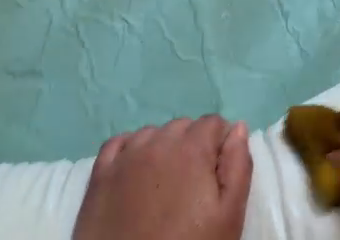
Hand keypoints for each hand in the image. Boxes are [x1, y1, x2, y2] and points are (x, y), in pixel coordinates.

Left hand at [73, 116, 251, 239]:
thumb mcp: (228, 217)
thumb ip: (238, 166)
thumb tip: (238, 128)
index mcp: (192, 148)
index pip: (214, 123)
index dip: (221, 144)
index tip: (218, 174)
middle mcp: (157, 141)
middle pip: (183, 127)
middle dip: (193, 146)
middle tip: (193, 186)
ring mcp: (125, 156)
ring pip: (152, 134)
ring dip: (163, 149)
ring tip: (165, 186)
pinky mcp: (100, 174)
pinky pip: (119, 144)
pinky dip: (131, 151)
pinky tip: (135, 175)